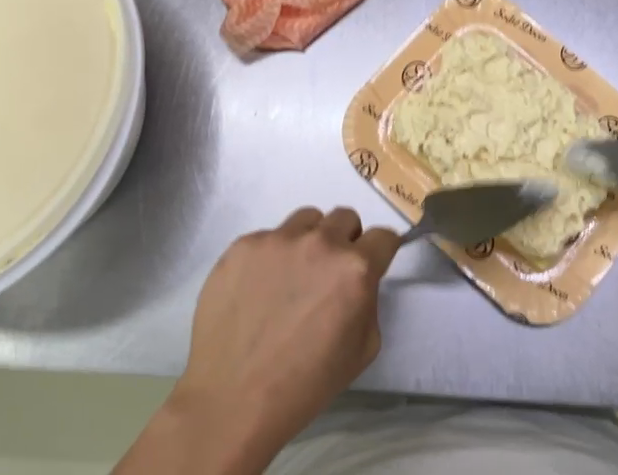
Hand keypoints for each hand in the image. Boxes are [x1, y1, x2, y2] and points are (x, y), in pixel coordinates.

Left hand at [164, 208, 398, 469]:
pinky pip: (267, 238)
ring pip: (306, 220)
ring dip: (309, 240)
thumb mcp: (363, 350)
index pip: (383, 236)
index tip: (372, 264)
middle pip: (345, 218)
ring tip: (291, 277)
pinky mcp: (242, 246)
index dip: (380, 251)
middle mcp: (319, 243)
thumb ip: (369, 301)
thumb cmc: (306, 383)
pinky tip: (257, 290)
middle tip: (329, 274)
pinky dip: (270, 257)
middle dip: (346, 241)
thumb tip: (359, 282)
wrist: (233, 399)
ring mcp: (277, 240)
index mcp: (355, 269)